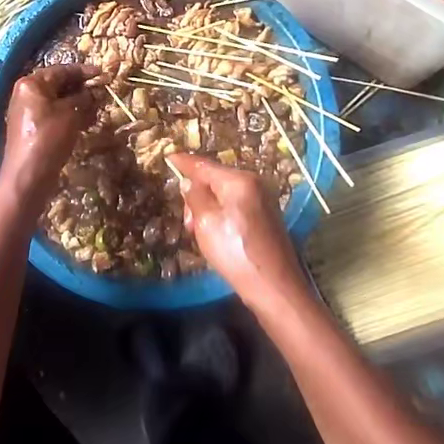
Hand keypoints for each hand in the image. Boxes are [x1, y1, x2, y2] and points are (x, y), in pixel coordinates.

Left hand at [2, 65, 96, 201]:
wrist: (28, 175)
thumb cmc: (49, 138)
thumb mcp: (71, 114)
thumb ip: (83, 98)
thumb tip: (93, 91)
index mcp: (31, 84)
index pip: (61, 70)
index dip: (84, 72)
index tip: (103, 74)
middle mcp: (26, 94)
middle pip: (58, 85)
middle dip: (81, 89)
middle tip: (102, 92)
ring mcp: (28, 112)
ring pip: (57, 101)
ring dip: (78, 104)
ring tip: (98, 109)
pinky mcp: (32, 128)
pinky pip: (54, 115)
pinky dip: (70, 116)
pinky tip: (86, 123)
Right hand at [168, 154, 311, 314]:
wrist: (274, 286)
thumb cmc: (235, 252)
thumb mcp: (206, 222)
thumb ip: (195, 197)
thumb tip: (188, 181)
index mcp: (240, 180)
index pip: (205, 165)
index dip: (184, 162)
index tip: (168, 156)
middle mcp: (255, 184)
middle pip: (215, 179)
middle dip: (196, 195)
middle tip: (188, 223)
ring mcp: (263, 201)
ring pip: (224, 195)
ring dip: (207, 208)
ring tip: (200, 233)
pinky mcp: (265, 218)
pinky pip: (235, 207)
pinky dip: (221, 216)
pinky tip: (216, 236)